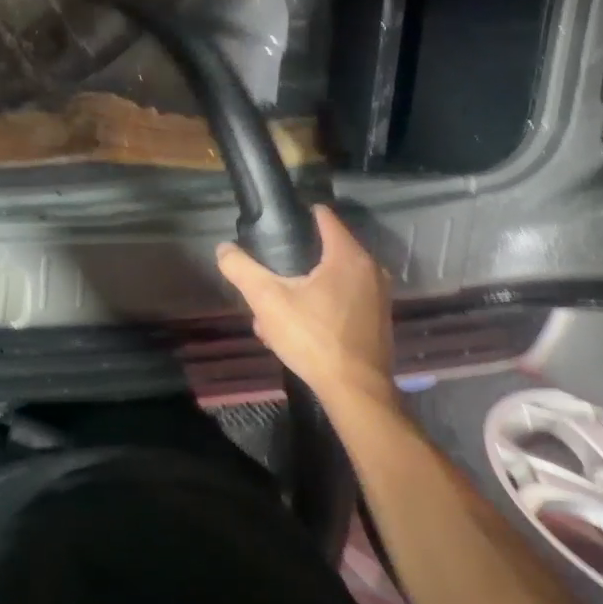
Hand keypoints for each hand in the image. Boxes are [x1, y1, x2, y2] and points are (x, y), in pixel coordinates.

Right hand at [215, 205, 395, 405]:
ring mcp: (378, 297)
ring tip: (276, 306)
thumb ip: (241, 269)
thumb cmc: (312, 336)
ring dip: (303, 288)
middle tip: (269, 272)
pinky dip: (319, 305)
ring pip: (331, 279)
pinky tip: (296, 326)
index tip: (278, 220)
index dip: (301, 214)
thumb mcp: (266, 299)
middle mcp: (371, 271)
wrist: (354, 389)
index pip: (325, 219)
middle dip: (296, 260)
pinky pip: (342, 300)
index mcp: (348, 257)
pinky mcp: (377, 321)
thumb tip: (224, 248)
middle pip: (326, 251)